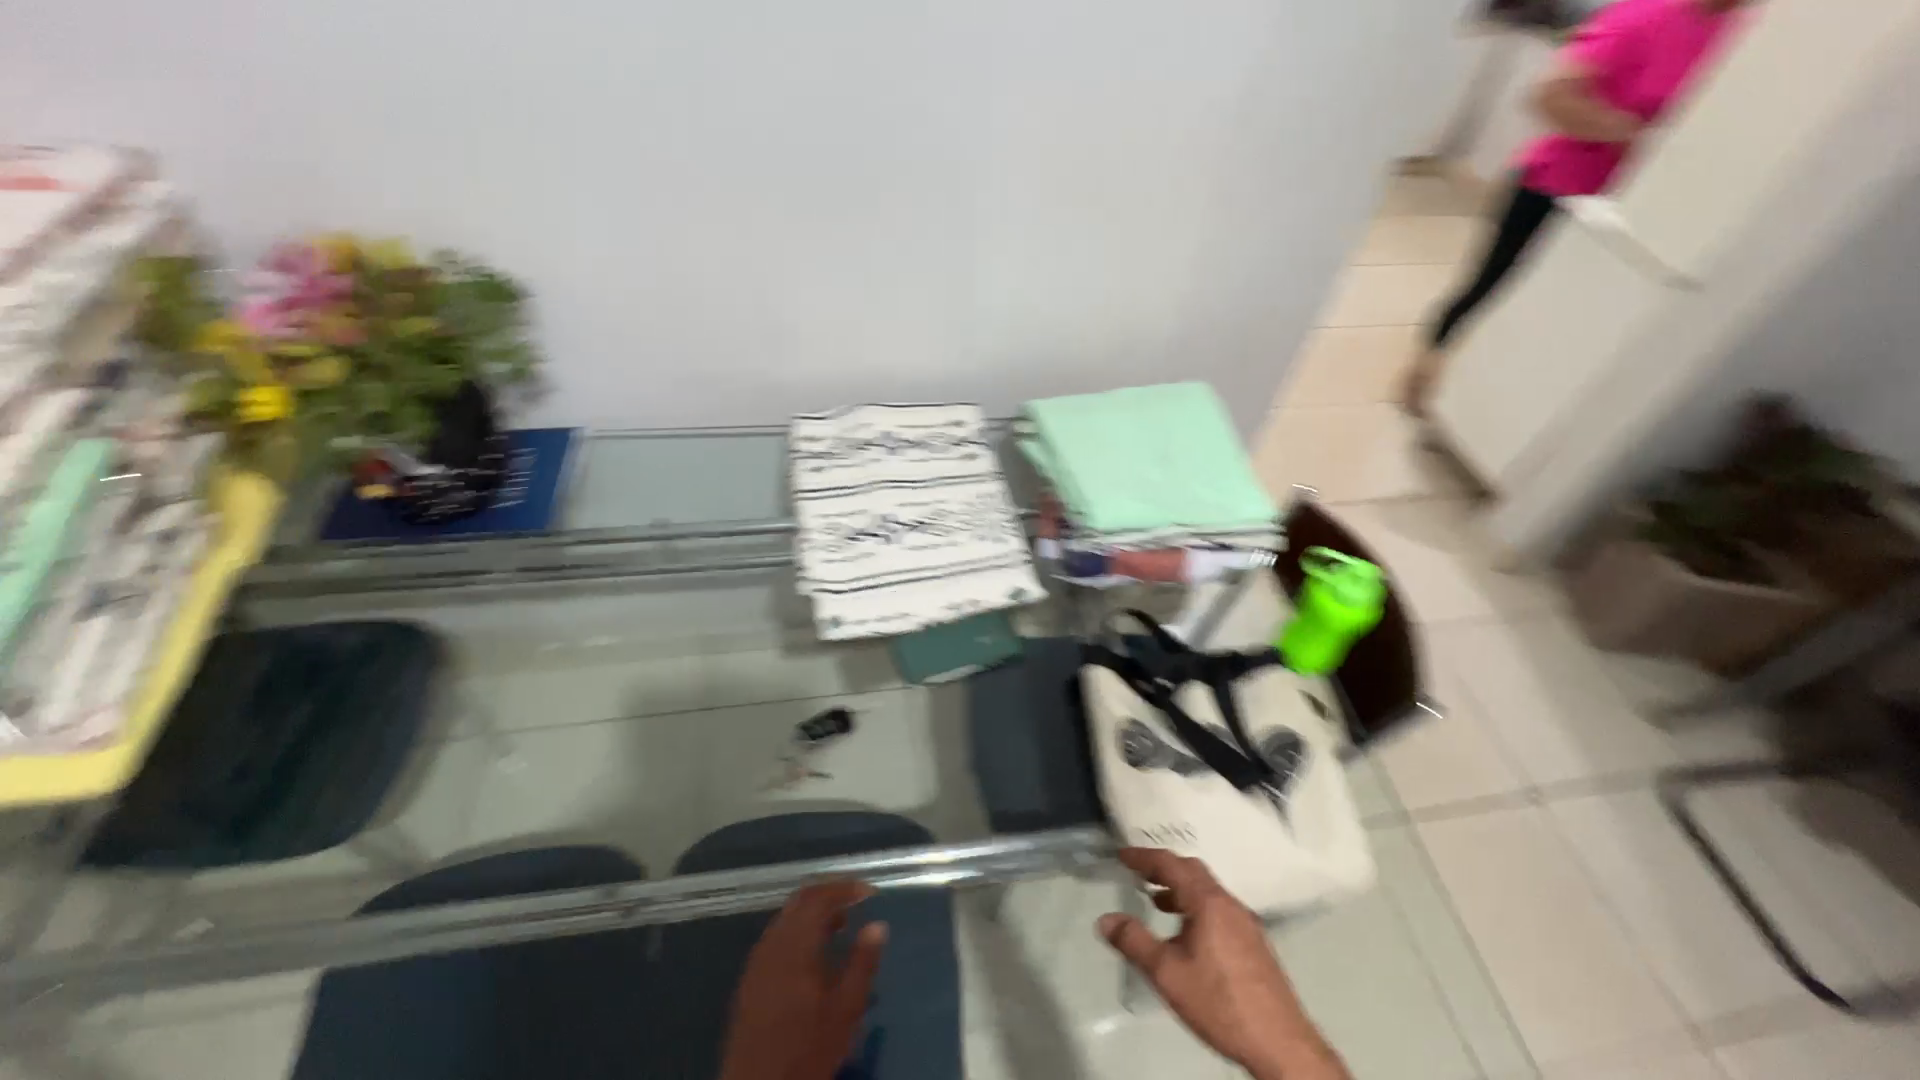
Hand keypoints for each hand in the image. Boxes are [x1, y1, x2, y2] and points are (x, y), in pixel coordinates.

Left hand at [719, 882, 888, 1079]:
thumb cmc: (807, 1050)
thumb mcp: (846, 1010)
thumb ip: (862, 963)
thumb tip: (878, 925)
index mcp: (794, 947)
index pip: (817, 898)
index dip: (844, 888)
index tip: (870, 892)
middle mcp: (771, 945)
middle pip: (798, 902)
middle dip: (829, 893)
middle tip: (857, 899)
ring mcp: (757, 962)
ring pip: (786, 919)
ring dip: (813, 913)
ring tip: (842, 924)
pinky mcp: (751, 979)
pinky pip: (777, 937)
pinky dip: (799, 930)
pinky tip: (816, 951)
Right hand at [1098, 849, 1347, 1079]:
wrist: (1280, 1043)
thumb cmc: (1218, 1002)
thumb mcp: (1166, 973)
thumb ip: (1134, 942)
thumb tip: (1106, 919)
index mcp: (1209, 903)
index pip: (1172, 865)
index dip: (1144, 857)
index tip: (1122, 855)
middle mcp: (1231, 905)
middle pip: (1194, 872)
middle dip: (1164, 869)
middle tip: (1139, 874)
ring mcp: (1247, 924)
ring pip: (1209, 892)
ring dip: (1181, 890)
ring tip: (1158, 903)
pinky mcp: (1256, 944)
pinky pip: (1220, 909)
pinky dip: (1197, 907)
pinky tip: (1188, 935)